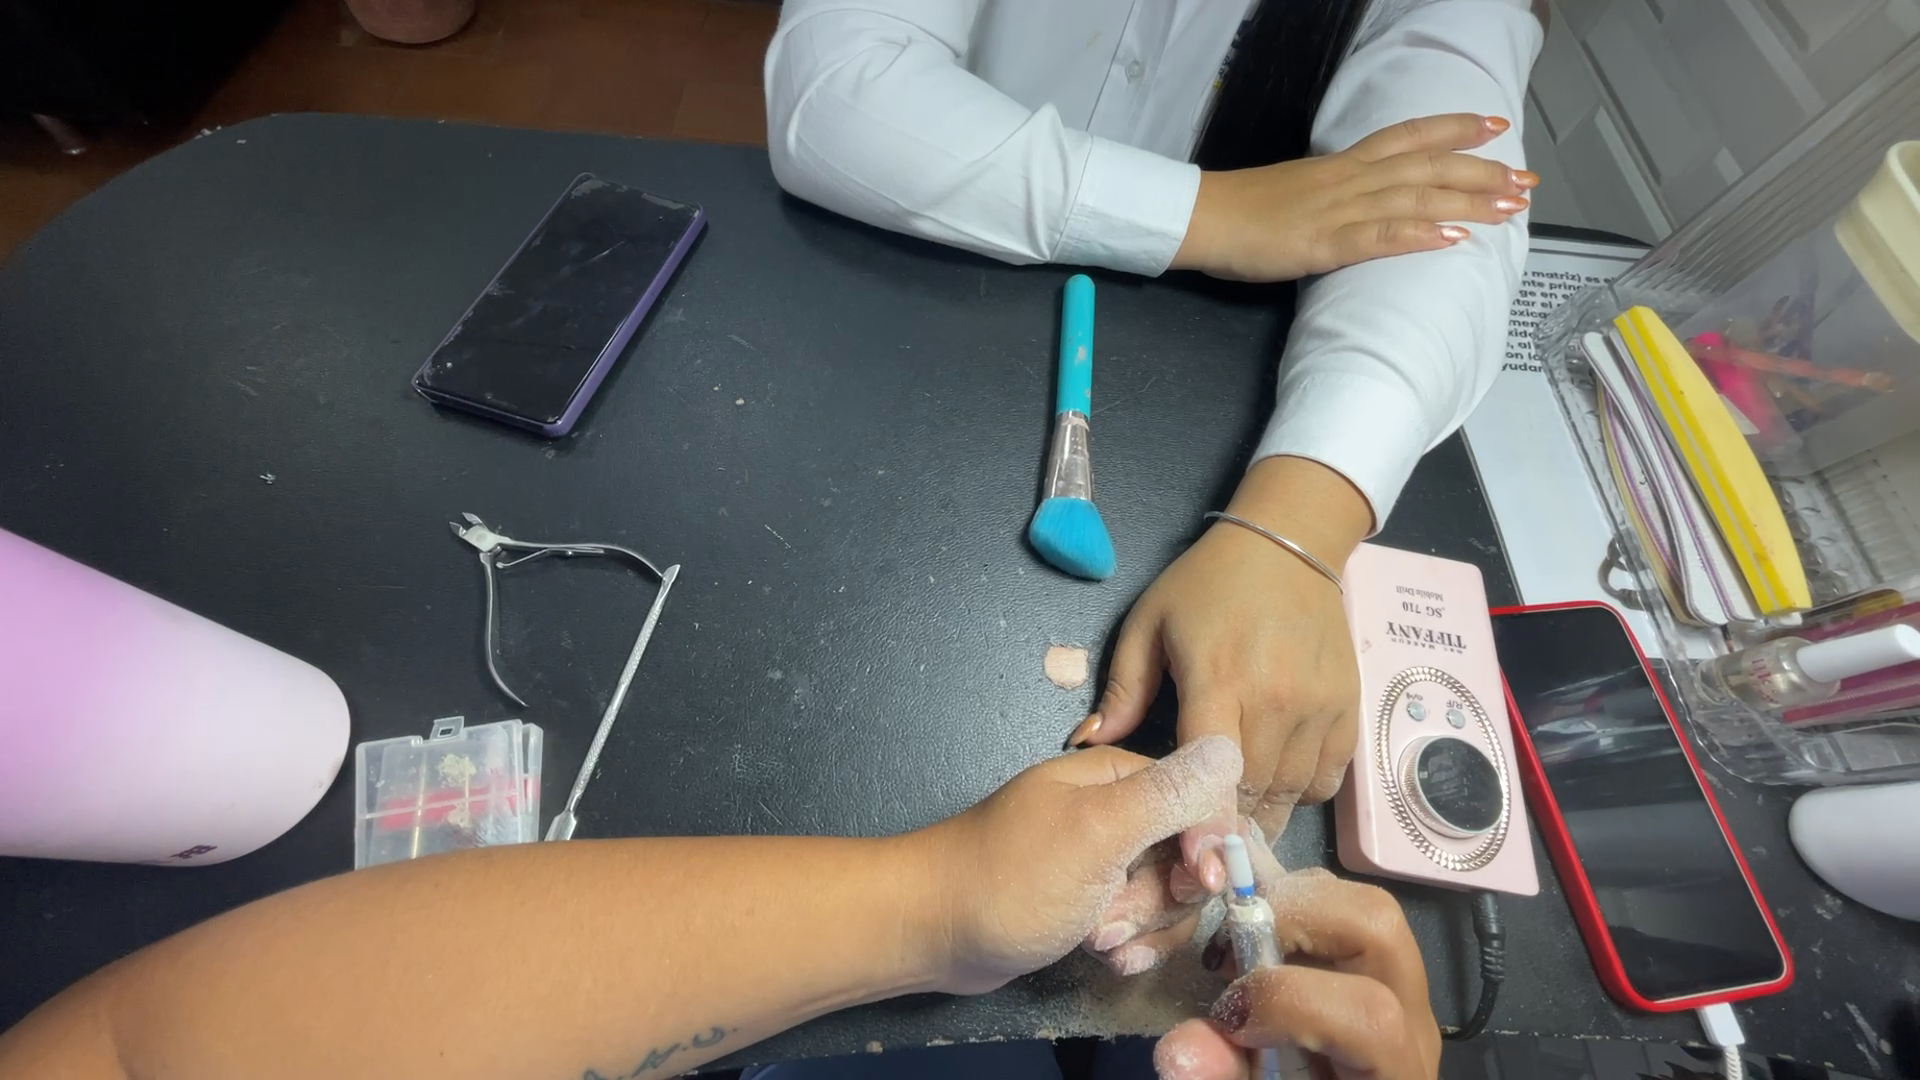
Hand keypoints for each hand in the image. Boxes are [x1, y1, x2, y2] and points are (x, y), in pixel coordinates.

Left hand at [915, 737, 1240, 994]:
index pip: (1202, 798)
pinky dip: (1127, 940)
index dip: (1209, 845)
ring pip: (1167, 893)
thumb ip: (1166, 794)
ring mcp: (1102, 854)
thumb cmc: (1013, 875)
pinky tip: (1099, 951)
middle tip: (1113, 911)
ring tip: (1096, 935)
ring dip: (1140, 924)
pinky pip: (1139, 918)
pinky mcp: (1091, 894)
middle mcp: (1114, 807)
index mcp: (1118, 776)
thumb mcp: (1096, 831)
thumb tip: (1227, 745)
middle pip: (1188, 854)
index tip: (1190, 882)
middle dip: (1161, 897)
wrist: (935, 926)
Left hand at [1071, 457, 1367, 840]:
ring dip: (1262, 813)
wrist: (1285, 548)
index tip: (1193, 863)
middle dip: (1228, 825)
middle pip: (1254, 791)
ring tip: (1233, 820)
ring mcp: (1321, 707)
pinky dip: (1299, 792)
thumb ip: (1123, 688)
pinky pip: (1327, 777)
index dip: (1203, 821)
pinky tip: (1273, 782)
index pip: (1211, 768)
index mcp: (1219, 679)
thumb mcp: (1149, 625)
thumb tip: (1088, 740)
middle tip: (1201, 844)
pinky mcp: (1350, 709)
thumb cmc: (1205, 586)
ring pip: (1293, 792)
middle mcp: (1277, 700)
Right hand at [1153, 869, 1440, 1079]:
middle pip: (1378, 928)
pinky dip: (1292, 900)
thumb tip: (1178, 1049)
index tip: (1229, 1020)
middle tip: (1235, 949)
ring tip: (1243, 938)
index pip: (1371, 1018)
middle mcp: (1413, 1022)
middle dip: (1291, 917)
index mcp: (1394, 1074)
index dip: (1287, 1002)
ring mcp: (1401, 987)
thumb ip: (1225, 1076)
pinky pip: (1345, 902)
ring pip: (1366, 903)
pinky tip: (1257, 936)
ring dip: (1291, 900)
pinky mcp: (1375, 962)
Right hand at [1172, 113, 1534, 281]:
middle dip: (1481, 172)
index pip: (1407, 139)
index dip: (1454, 131)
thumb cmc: (1239, 211)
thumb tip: (1346, 211)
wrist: (1205, 219)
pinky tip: (1453, 238)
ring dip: (1467, 201)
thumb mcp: (1292, 194)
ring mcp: (1338, 210)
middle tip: (1525, 182)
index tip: (1495, 128)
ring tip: (1509, 207)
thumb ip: (1325, 199)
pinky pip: (1378, 236)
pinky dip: (1418, 235)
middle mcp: (1349, 181)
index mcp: (1340, 168)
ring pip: (1415, 199)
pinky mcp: (1323, 243)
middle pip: (1426, 169)